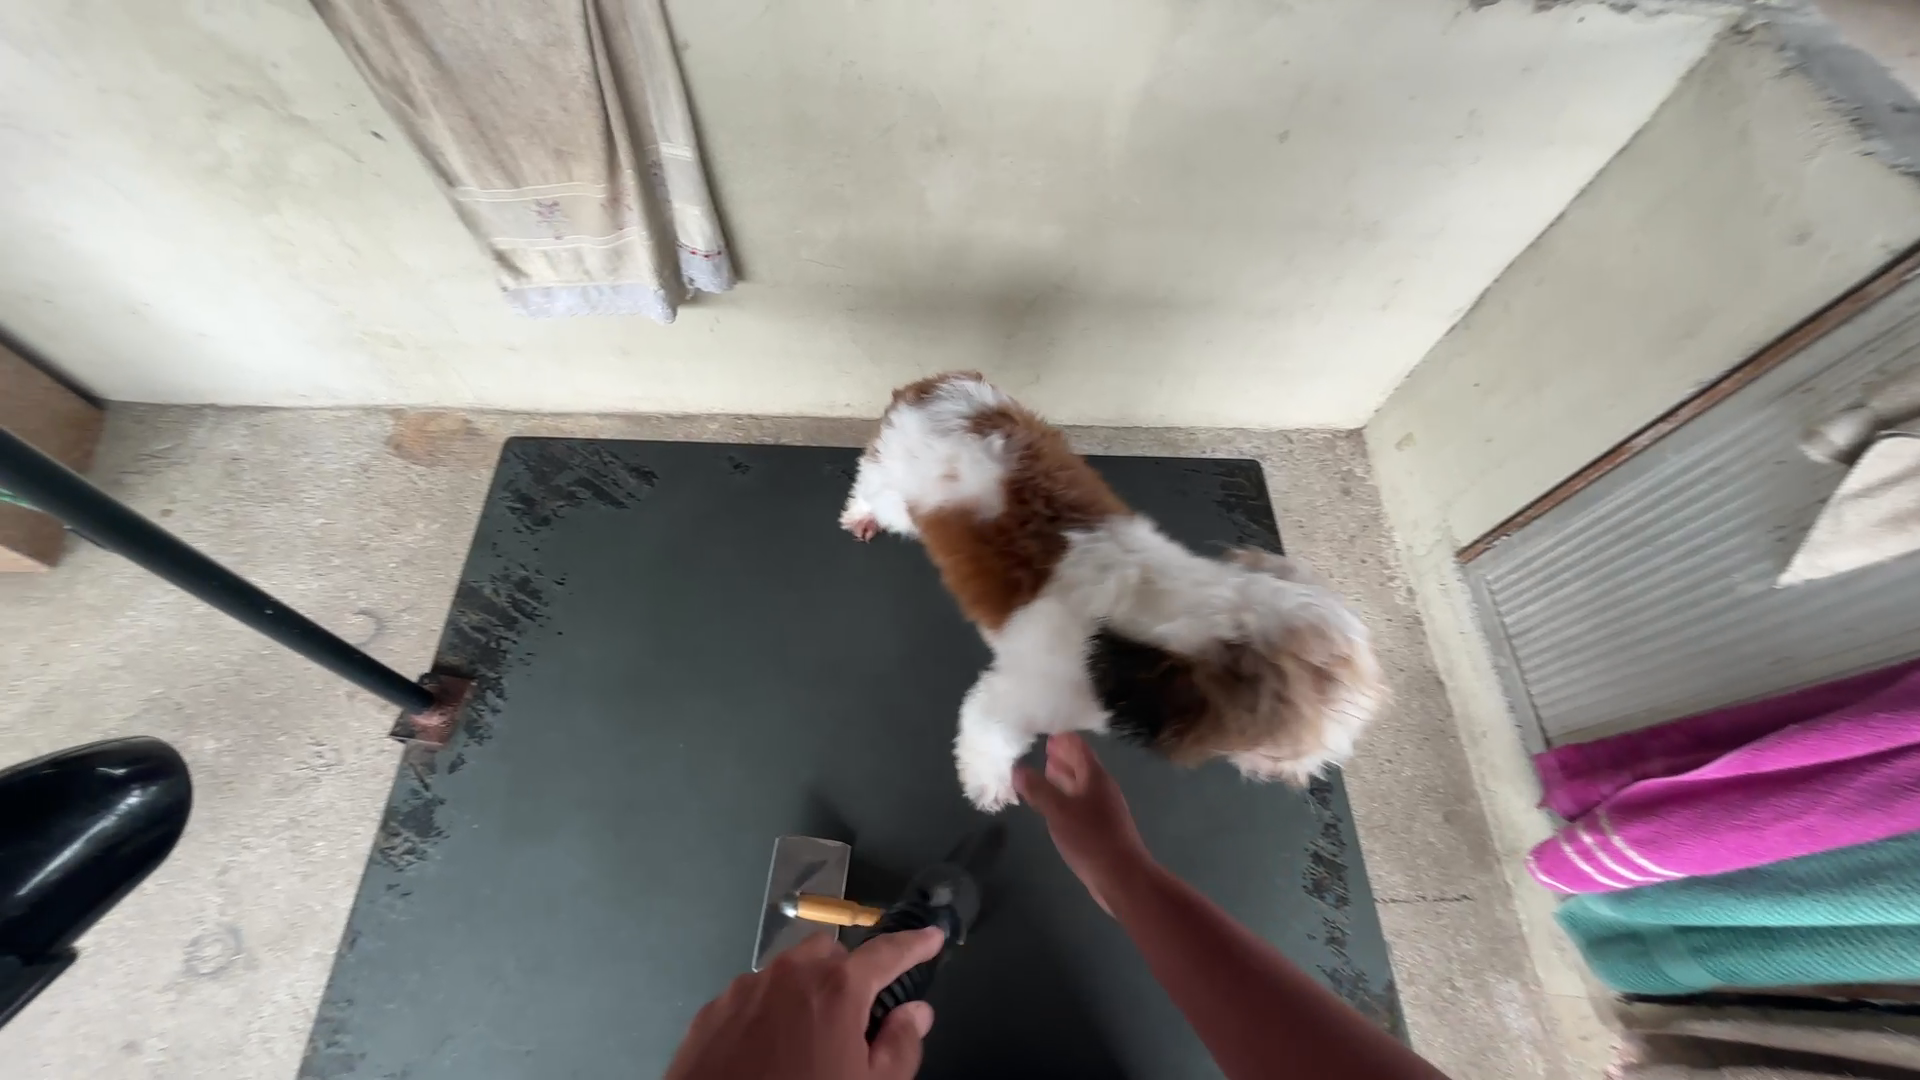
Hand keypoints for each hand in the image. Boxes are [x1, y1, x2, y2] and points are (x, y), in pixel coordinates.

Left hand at [664, 927, 943, 1079]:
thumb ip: (900, 1048)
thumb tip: (915, 1013)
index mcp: (837, 989)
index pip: (888, 953)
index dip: (915, 945)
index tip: (933, 936)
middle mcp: (791, 973)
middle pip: (831, 954)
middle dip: (848, 974)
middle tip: (853, 1018)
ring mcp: (746, 989)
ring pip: (787, 971)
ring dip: (805, 990)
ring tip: (805, 1040)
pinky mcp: (711, 1012)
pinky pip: (751, 996)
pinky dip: (767, 1011)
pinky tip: (764, 1052)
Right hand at [1013, 733, 1152, 913]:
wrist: (1124, 878)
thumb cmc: (1091, 839)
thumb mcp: (1058, 811)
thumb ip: (1037, 789)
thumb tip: (1018, 769)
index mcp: (1094, 776)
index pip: (1077, 746)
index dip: (1061, 738)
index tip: (1043, 732)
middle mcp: (1101, 787)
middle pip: (1081, 763)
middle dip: (1062, 756)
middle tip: (1042, 750)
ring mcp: (1103, 808)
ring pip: (1081, 784)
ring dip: (1063, 777)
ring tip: (1044, 773)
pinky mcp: (1102, 827)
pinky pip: (1080, 802)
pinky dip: (1066, 796)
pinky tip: (1054, 806)